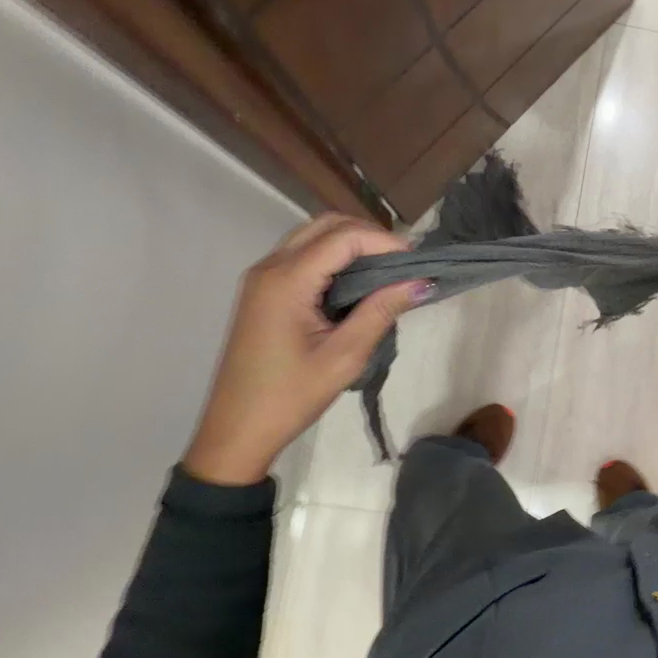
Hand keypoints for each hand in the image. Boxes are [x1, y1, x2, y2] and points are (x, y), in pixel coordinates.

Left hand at [183, 214, 425, 484]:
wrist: (236, 432)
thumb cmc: (290, 397)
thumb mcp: (344, 357)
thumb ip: (381, 312)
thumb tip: (421, 281)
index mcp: (286, 281)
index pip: (343, 238)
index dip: (384, 242)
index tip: (417, 262)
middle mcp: (269, 267)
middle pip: (326, 225)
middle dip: (369, 235)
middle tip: (404, 263)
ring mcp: (261, 277)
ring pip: (312, 236)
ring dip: (350, 244)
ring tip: (386, 271)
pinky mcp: (262, 291)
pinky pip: (302, 255)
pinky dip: (332, 257)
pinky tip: (356, 283)